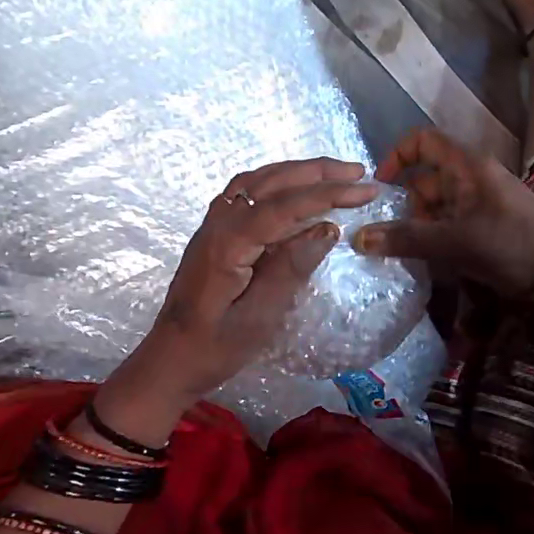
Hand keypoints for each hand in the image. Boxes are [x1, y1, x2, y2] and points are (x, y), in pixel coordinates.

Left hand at [96, 158, 379, 442]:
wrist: (169, 361)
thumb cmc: (214, 349)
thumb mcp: (259, 319)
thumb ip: (290, 269)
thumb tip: (327, 229)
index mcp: (227, 245)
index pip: (283, 206)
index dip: (327, 194)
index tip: (364, 190)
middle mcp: (216, 225)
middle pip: (269, 183)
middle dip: (316, 172)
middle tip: (358, 172)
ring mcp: (211, 226)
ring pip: (256, 182)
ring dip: (296, 172)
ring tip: (334, 173)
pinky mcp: (212, 234)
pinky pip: (245, 194)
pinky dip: (275, 182)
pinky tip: (294, 189)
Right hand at [353, 129, 533, 296]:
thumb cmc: (512, 244)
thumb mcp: (456, 241)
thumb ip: (407, 238)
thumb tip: (358, 238)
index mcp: (466, 166)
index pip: (423, 141)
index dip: (397, 156)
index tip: (380, 187)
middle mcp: (469, 179)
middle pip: (423, 180)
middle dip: (403, 206)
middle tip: (387, 235)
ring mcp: (476, 205)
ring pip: (433, 207)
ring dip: (415, 227)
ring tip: (402, 253)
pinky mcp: (480, 229)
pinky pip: (445, 226)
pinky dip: (431, 240)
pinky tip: (421, 261)